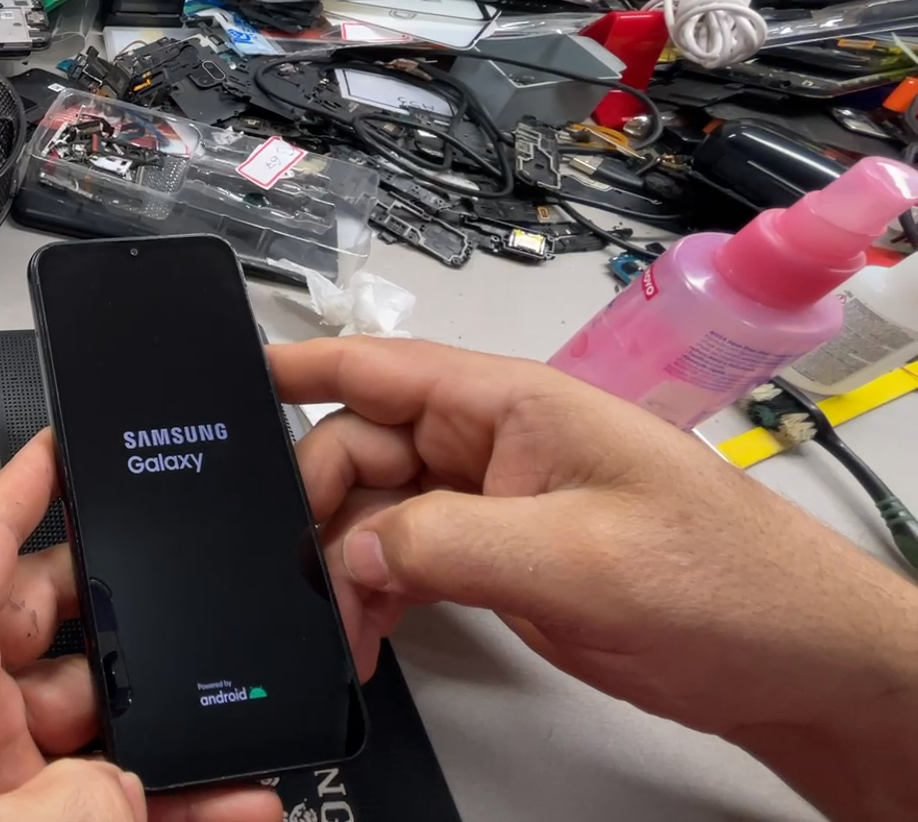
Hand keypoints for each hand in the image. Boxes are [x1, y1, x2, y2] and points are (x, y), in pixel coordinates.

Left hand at [0, 430, 282, 821]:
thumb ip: (66, 804)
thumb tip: (128, 787)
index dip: (20, 489)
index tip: (60, 444)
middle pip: (49, 616)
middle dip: (117, 603)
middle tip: (183, 593)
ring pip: (89, 705)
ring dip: (155, 715)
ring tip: (223, 713)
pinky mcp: (17, 806)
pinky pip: (100, 780)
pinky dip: (158, 789)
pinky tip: (220, 795)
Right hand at [273, 336, 917, 818]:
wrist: (808, 677)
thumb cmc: (724, 588)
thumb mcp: (578, 560)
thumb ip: (443, 543)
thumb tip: (344, 551)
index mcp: (502, 406)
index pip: (377, 367)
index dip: (300, 365)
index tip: (235, 379)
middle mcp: (477, 441)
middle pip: (355, 450)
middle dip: (321, 511)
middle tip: (306, 574)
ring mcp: (474, 496)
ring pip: (367, 511)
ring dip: (342, 565)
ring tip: (339, 628)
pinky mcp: (477, 549)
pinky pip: (393, 554)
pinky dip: (369, 590)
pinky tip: (362, 631)